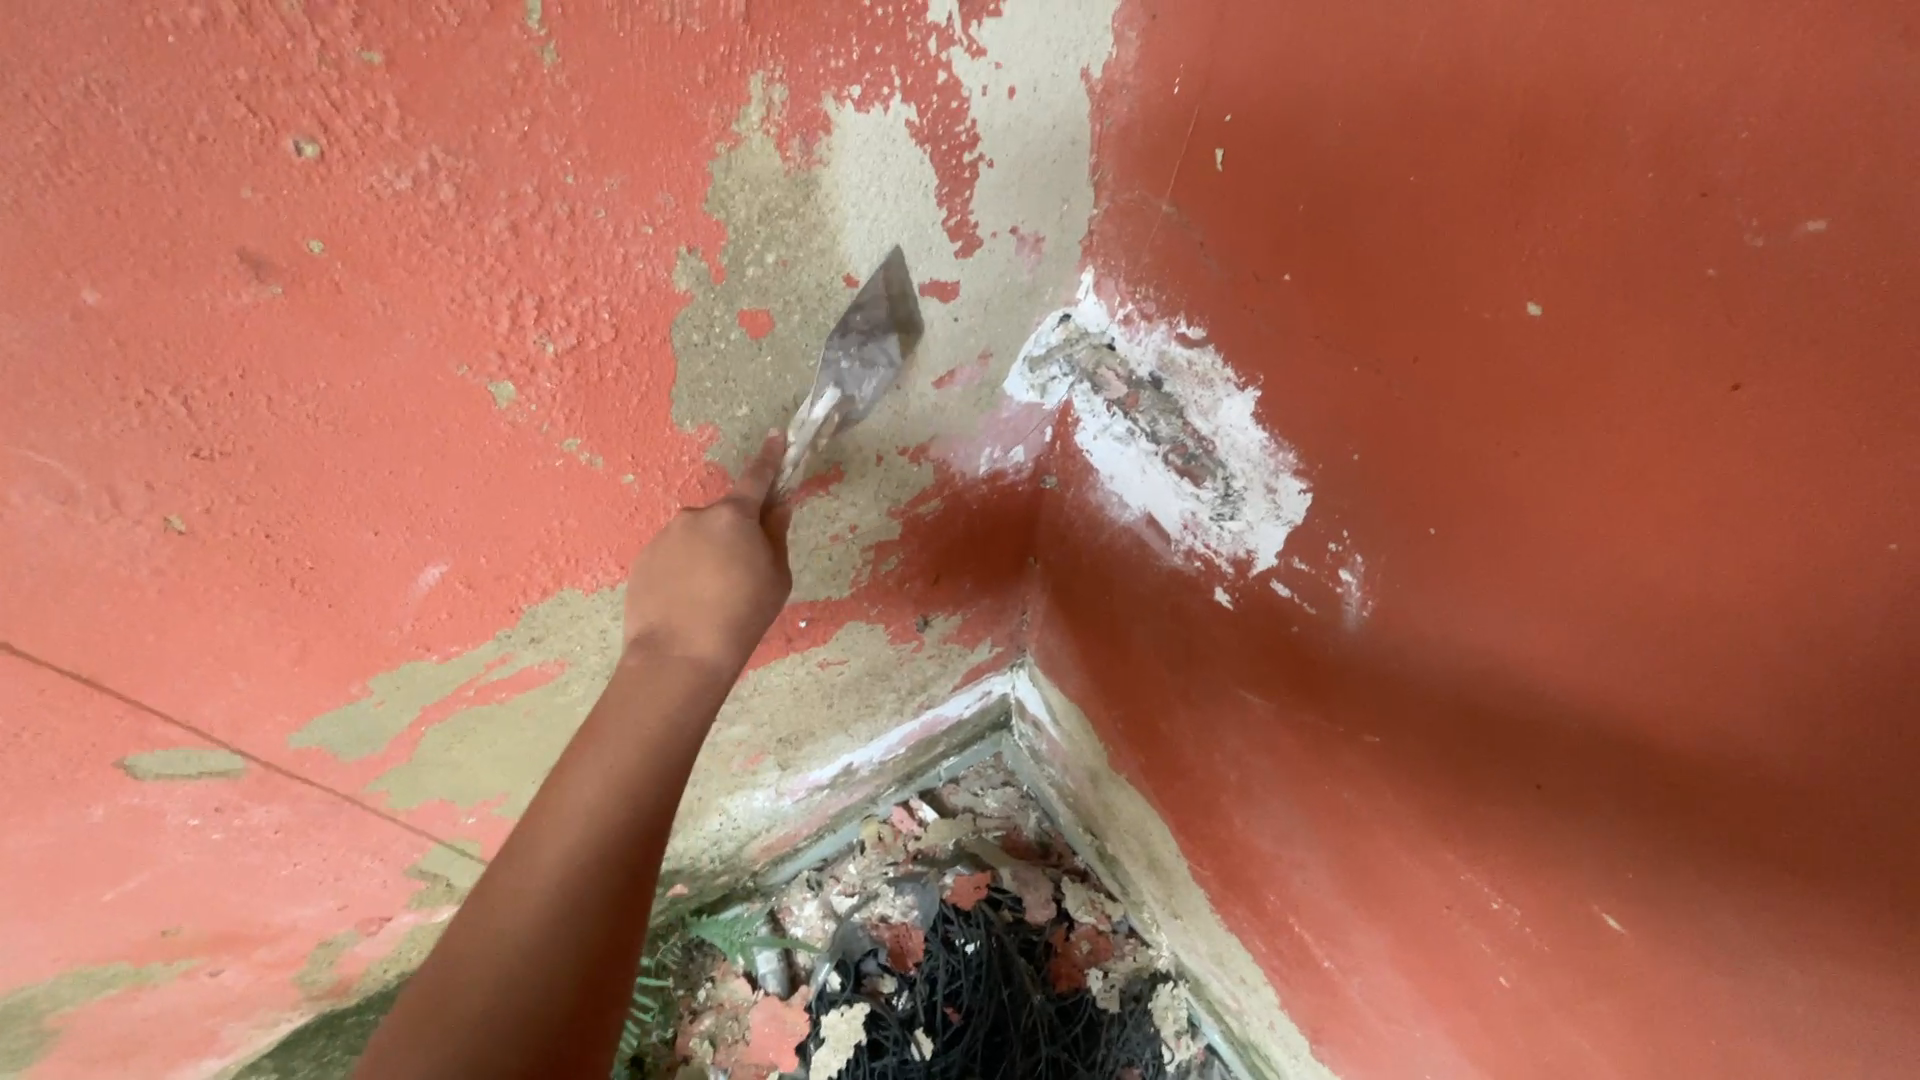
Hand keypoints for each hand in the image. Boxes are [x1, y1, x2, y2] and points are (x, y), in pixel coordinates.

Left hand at [623, 431, 792, 670]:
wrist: (679, 655)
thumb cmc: (743, 615)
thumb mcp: (777, 578)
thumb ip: (777, 536)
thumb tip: (777, 507)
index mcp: (735, 516)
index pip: (757, 478)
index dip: (770, 457)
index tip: (777, 435)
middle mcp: (696, 516)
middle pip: (725, 518)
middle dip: (735, 537)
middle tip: (742, 576)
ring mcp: (665, 537)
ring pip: (697, 540)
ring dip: (707, 557)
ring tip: (712, 599)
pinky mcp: (643, 560)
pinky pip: (673, 559)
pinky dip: (684, 573)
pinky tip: (688, 605)